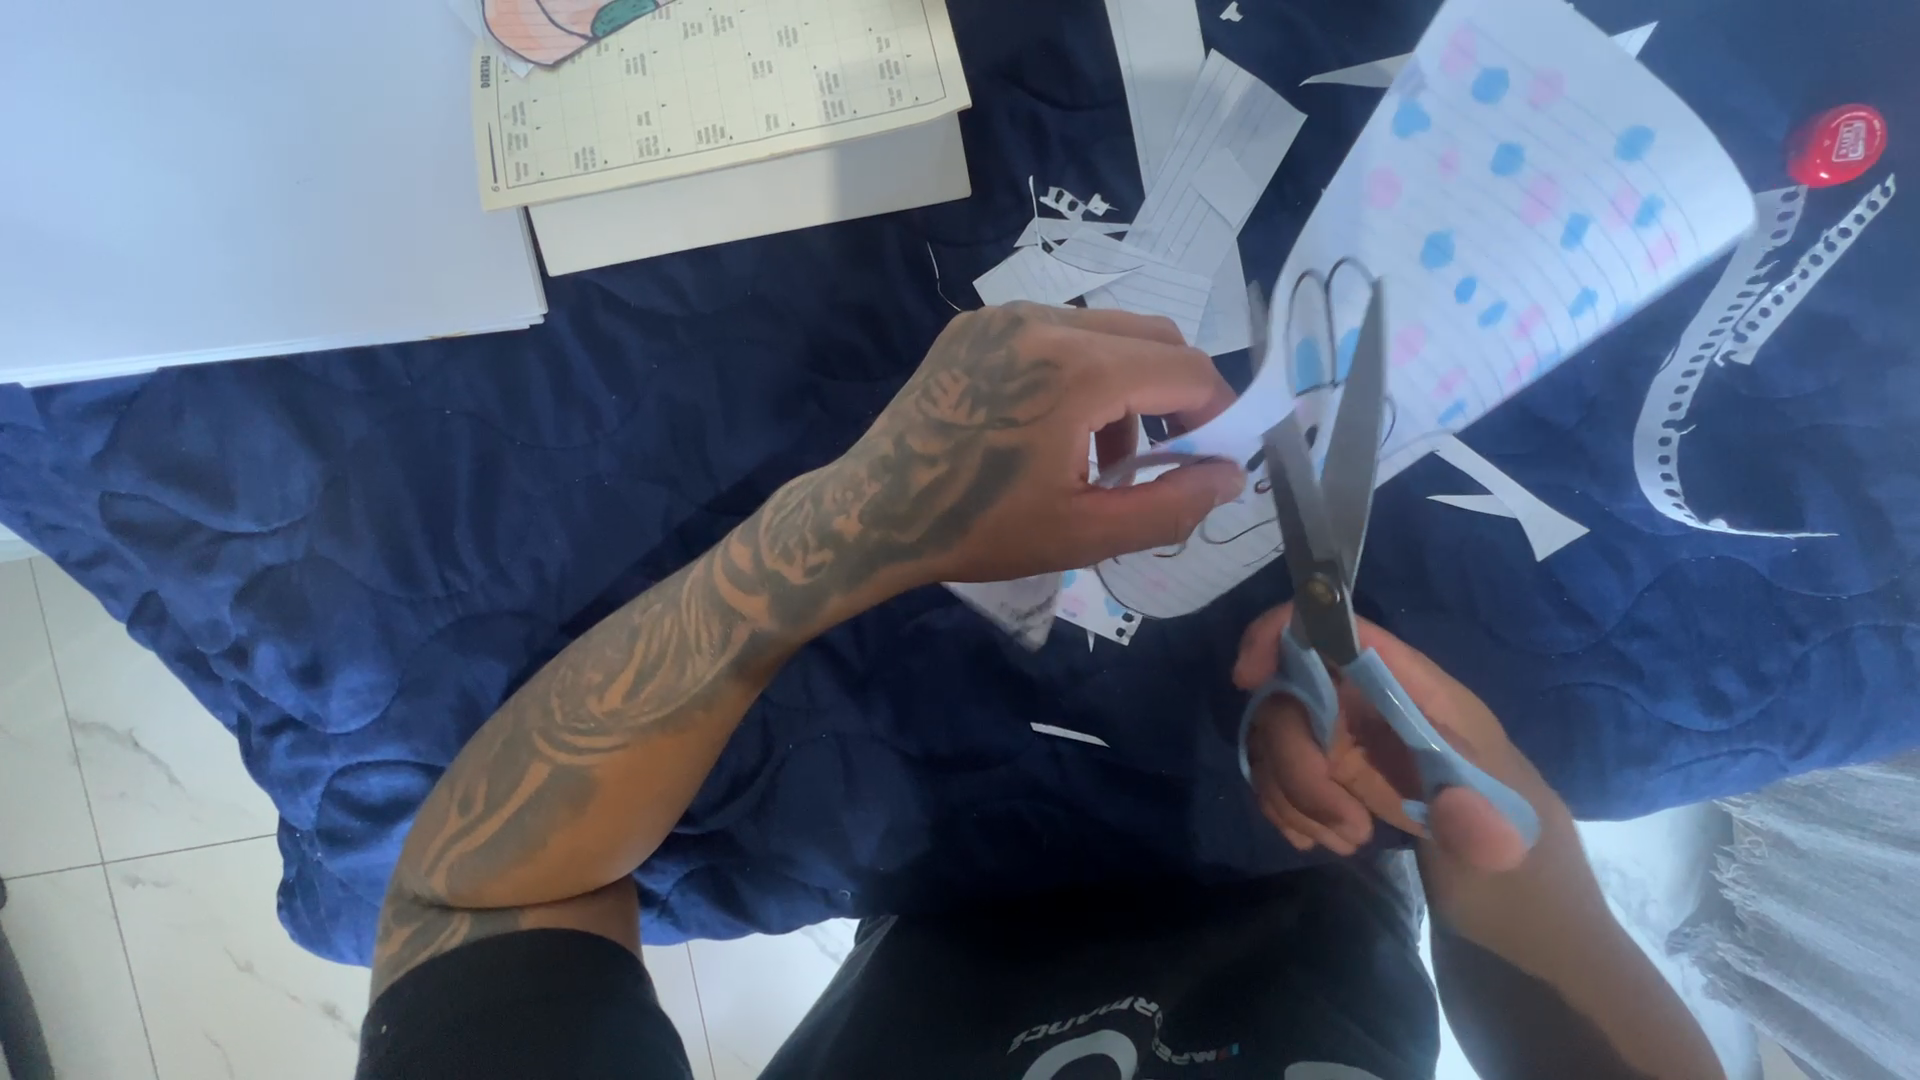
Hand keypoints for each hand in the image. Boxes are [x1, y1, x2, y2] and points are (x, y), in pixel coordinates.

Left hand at [821, 303, 1244, 586]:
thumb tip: (1232, 475)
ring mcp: (1003, 317)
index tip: (1215, 452)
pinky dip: (1078, 372)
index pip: (1186, 369)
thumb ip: (1172, 505)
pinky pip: (1055, 334)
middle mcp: (1044, 322)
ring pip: (1105, 332)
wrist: (875, 512)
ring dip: (1126, 385)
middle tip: (1166, 454)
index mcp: (1077, 371)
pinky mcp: (974, 326)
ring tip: (1103, 456)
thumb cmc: (980, 530)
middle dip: (1175, 393)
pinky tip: (1053, 428)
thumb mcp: (1085, 534)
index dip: (1216, 410)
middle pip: (1152, 336)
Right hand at [1233, 605, 1558, 872]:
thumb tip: (1451, 803)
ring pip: (1276, 735)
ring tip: (1345, 840)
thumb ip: (1485, 824)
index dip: (1284, 633)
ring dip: (1290, 792)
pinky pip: (1275, 771)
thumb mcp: (1518, 850)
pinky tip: (1318, 840)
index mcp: (1422, 696)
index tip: (1248, 677)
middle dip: (1295, 760)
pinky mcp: (1329, 774)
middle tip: (1340, 823)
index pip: (1344, 632)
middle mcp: (1373, 705)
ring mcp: (1346, 738)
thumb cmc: (1528, 872)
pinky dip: (1282, 805)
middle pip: (1291, 693)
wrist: (1520, 921)